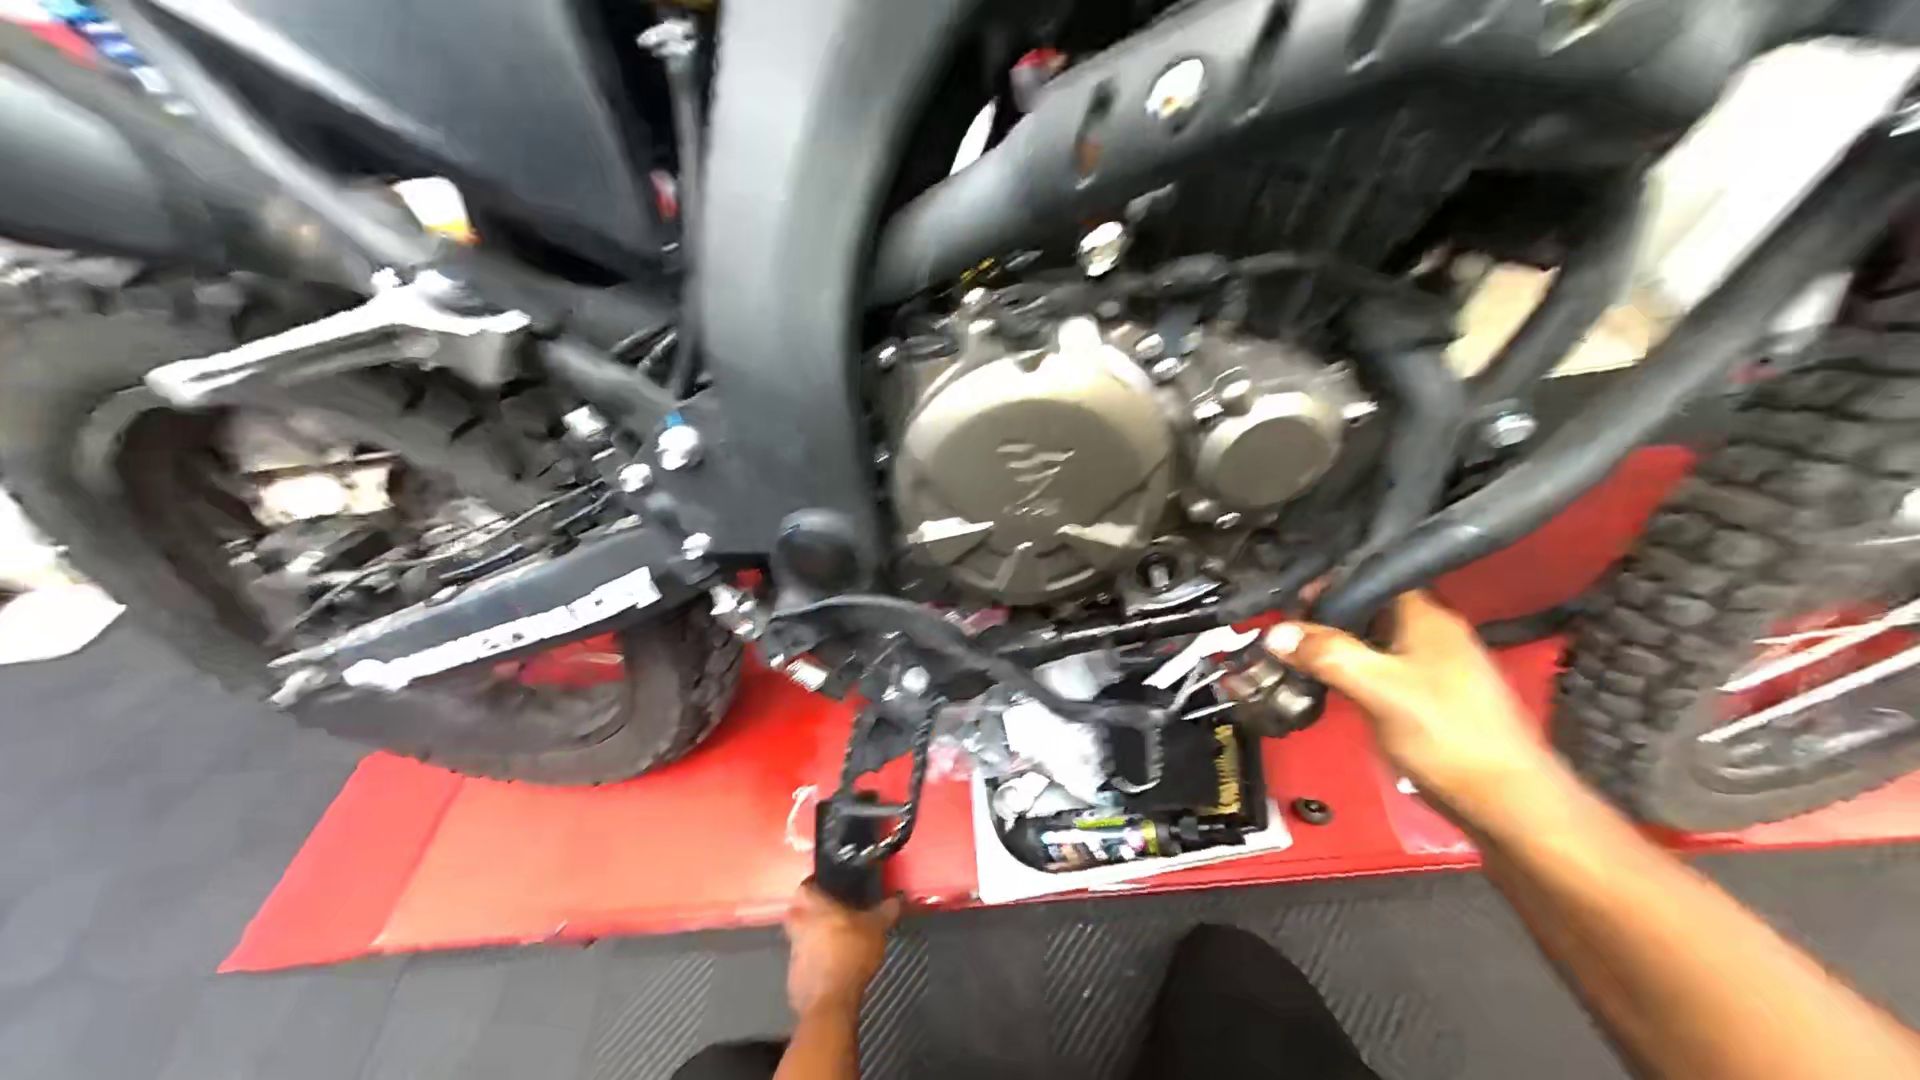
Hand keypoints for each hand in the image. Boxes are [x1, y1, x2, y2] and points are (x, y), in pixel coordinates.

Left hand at [783, 880, 902, 1018]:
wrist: (830, 1002)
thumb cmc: (851, 952)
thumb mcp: (876, 928)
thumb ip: (885, 911)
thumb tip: (896, 900)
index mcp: (813, 907)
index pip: (805, 887)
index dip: (815, 887)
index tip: (828, 890)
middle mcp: (797, 927)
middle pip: (798, 913)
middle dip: (811, 914)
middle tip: (832, 917)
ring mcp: (793, 954)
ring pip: (800, 940)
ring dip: (813, 941)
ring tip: (835, 945)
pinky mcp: (793, 980)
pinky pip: (803, 965)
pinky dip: (814, 965)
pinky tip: (831, 970)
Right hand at [1266, 590, 1557, 818]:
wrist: (1506, 803)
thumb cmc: (1446, 734)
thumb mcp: (1378, 688)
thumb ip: (1327, 655)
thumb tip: (1274, 632)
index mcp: (1427, 617)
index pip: (1372, 577)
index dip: (1329, 584)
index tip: (1288, 604)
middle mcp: (1432, 633)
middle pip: (1368, 609)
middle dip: (1324, 618)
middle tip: (1283, 635)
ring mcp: (1433, 665)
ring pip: (1372, 640)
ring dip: (1334, 646)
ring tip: (1294, 658)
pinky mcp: (1429, 695)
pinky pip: (1380, 667)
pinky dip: (1351, 670)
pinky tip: (1327, 684)